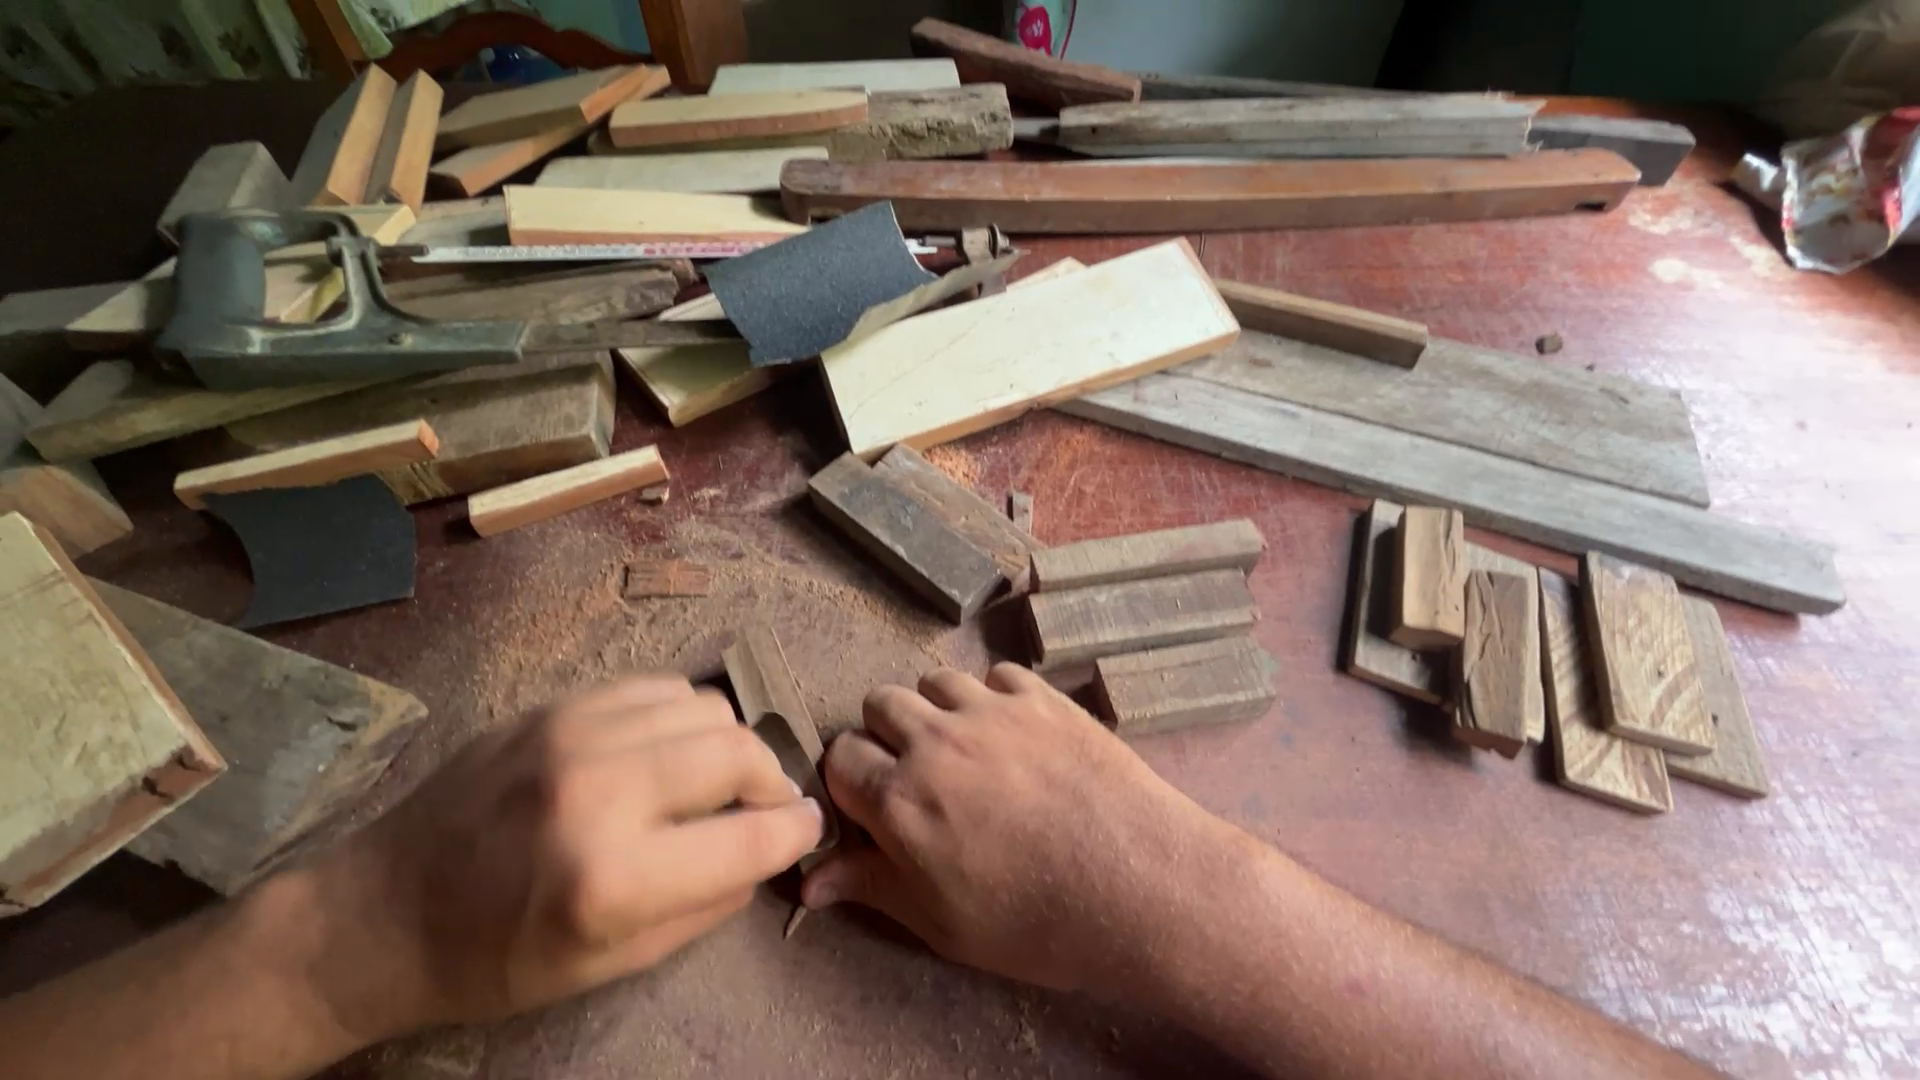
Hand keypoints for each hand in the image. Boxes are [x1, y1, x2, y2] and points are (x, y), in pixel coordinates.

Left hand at [292, 675, 822, 1042]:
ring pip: (707, 708)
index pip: (752, 836)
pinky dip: (682, 719)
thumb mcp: (611, 965)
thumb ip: (708, 902)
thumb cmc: (495, 958)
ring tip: (709, 778)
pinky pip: (659, 688)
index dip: (796, 831)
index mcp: (612, 877)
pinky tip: (664, 751)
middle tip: (765, 805)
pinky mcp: (555, 704)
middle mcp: (599, 787)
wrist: (379, 911)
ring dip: (727, 746)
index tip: (807, 828)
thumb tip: (768, 846)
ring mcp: (574, 732)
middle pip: (739, 751)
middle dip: (772, 781)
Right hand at [801, 664, 1253, 992]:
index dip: (851, 778)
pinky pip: (998, 675)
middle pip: (879, 703)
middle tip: (918, 769)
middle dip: (886, 732)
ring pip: (935, 680)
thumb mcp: (941, 922)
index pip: (840, 757)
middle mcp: (935, 741)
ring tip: (968, 745)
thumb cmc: (1034, 921)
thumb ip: (872, 885)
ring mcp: (991, 710)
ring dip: (938, 707)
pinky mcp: (1040, 696)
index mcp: (900, 798)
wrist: (1138, 886)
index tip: (872, 798)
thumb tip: (808, 882)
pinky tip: (1018, 733)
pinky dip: (996, 697)